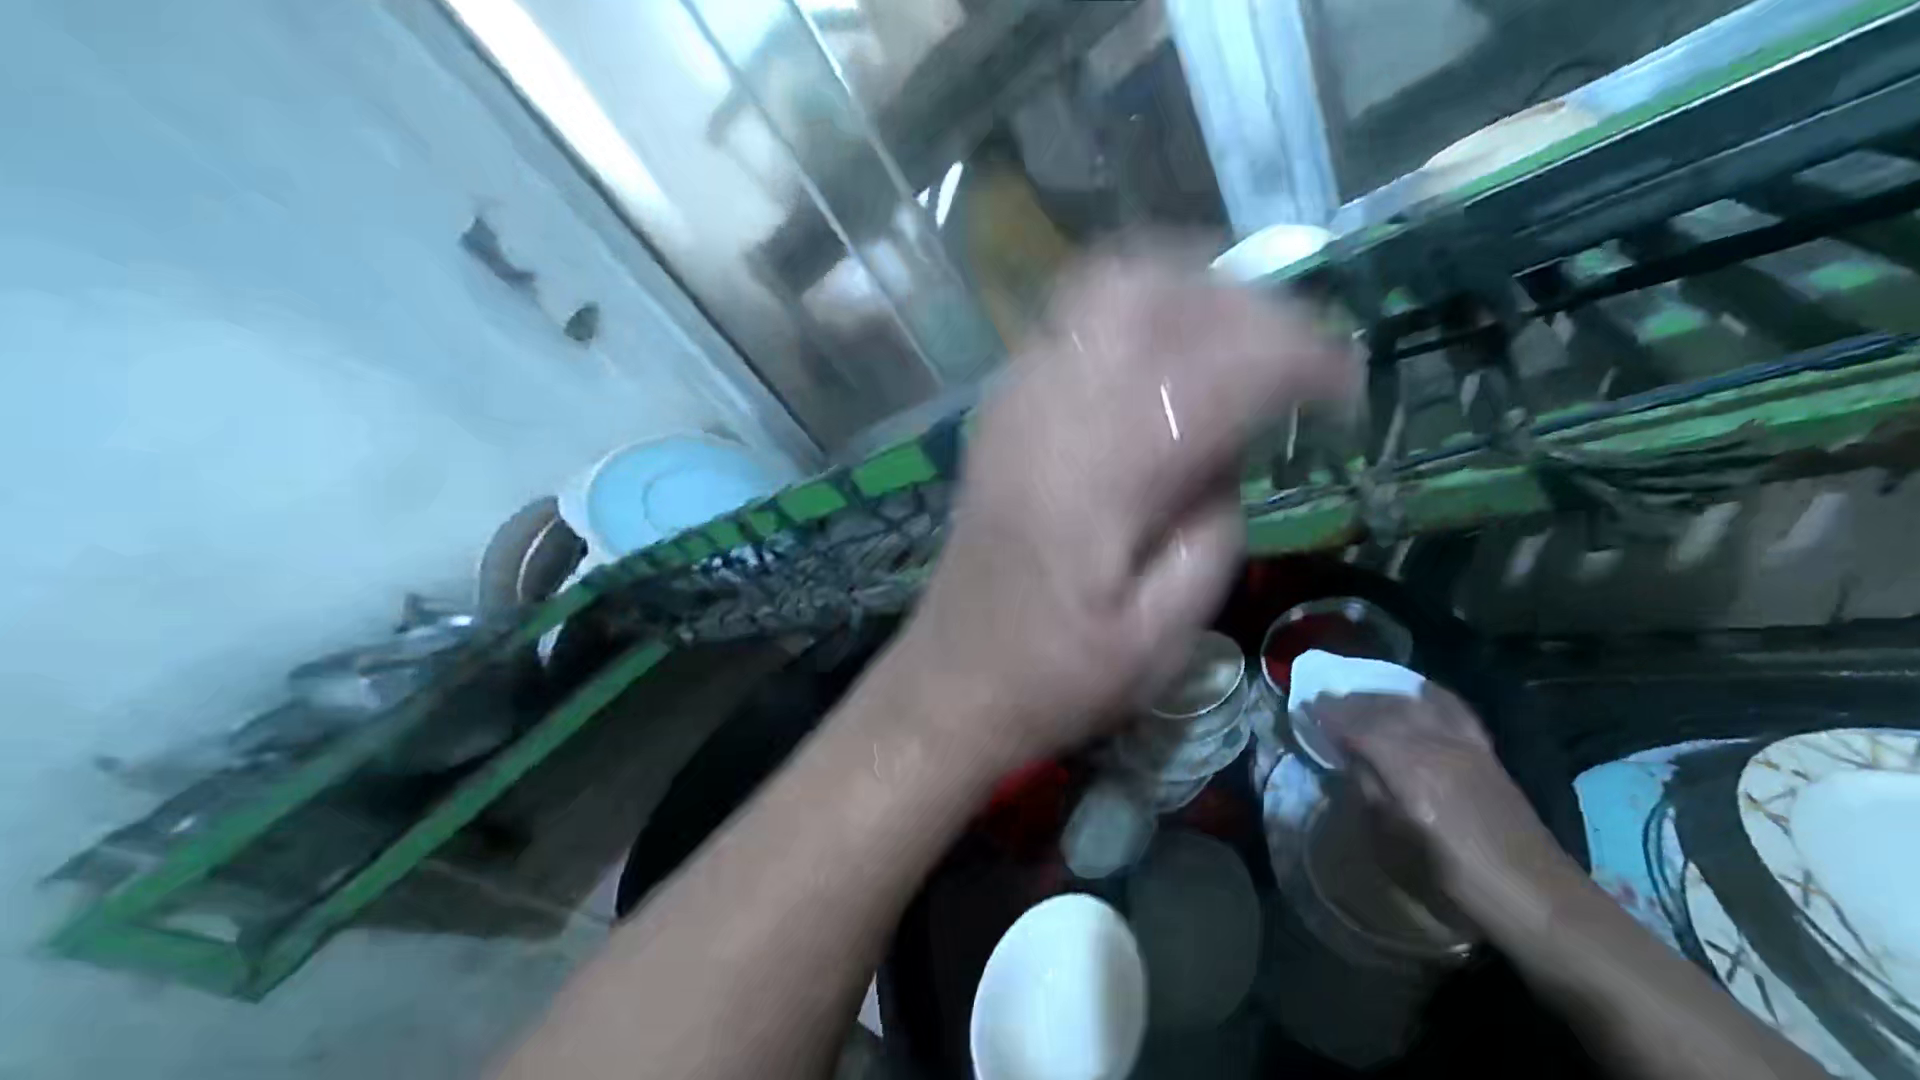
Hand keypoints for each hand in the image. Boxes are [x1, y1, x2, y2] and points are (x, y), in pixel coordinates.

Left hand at [888, 253, 1352, 771]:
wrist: (954, 682)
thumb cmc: (1059, 677)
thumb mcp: (1166, 635)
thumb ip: (1215, 527)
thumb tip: (1231, 450)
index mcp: (1100, 475)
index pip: (1218, 370)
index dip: (1298, 358)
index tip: (1346, 386)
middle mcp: (1047, 415)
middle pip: (1145, 292)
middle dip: (1232, 303)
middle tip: (1282, 353)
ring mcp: (1010, 406)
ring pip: (1100, 294)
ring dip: (1181, 300)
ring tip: (1231, 349)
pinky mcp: (996, 416)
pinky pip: (1069, 330)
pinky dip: (1130, 325)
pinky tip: (1158, 374)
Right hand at [1309, 685, 1569, 917]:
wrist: (1533, 897)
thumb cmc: (1451, 879)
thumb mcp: (1390, 843)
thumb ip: (1367, 791)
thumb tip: (1350, 759)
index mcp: (1407, 769)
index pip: (1356, 725)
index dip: (1327, 714)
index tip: (1306, 708)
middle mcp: (1434, 745)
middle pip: (1382, 708)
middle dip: (1349, 703)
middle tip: (1325, 704)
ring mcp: (1463, 744)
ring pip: (1413, 703)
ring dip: (1381, 698)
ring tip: (1361, 702)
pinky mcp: (1485, 751)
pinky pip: (1450, 708)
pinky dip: (1425, 697)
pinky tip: (1414, 696)